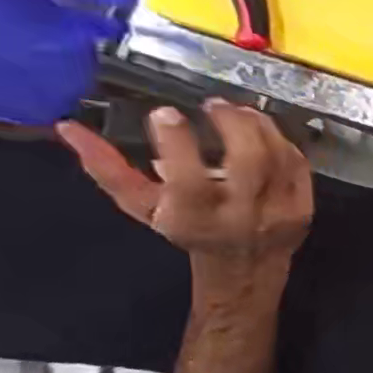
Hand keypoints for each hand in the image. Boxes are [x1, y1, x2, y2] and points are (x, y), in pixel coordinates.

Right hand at [57, 100, 313, 283]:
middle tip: (215, 106)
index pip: (189, 177)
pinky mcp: (303, 208)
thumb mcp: (145, 207)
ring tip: (240, 112)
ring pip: (277, 158)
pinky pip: (299, 166)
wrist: (244, 267)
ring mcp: (279, 212)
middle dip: (232, 123)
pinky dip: (282, 142)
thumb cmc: (190, 231)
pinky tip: (264, 132)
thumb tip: (68, 127)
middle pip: (248, 160)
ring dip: (260, 125)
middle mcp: (243, 216)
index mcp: (197, 218)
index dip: (177, 140)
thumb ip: (109, 170)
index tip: (167, 114)